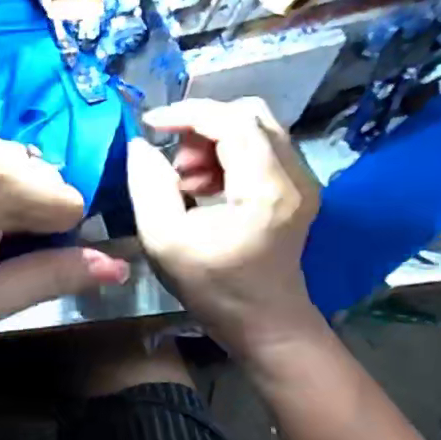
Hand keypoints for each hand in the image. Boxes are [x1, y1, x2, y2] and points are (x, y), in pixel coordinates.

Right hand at [126, 98, 327, 355]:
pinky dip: (226, 155)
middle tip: (172, 160)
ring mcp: (300, 182)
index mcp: (265, 188)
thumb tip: (140, 145)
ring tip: (184, 179)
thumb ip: (148, 186)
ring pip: (254, 129)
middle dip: (201, 125)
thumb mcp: (164, 240)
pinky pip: (259, 149)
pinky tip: (203, 186)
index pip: (231, 121)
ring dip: (212, 141)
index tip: (149, 126)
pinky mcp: (294, 190)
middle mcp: (293, 175)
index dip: (186, 114)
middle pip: (249, 115)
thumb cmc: (214, 288)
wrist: (266, 325)